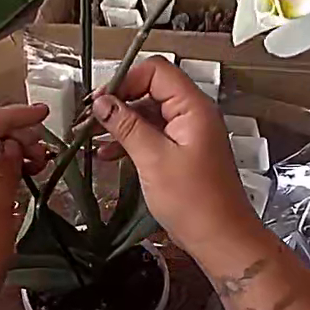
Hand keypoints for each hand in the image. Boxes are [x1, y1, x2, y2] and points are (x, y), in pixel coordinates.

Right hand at [91, 58, 259, 256]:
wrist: (220, 238)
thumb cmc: (195, 202)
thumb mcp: (153, 159)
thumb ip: (127, 126)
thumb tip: (103, 102)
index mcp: (193, 108)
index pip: (156, 71)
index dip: (125, 80)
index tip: (100, 101)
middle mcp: (194, 115)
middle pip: (151, 90)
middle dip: (119, 102)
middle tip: (89, 119)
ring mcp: (189, 134)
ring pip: (149, 114)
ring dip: (121, 123)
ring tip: (91, 137)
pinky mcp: (183, 153)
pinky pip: (154, 135)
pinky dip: (131, 140)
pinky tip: (108, 153)